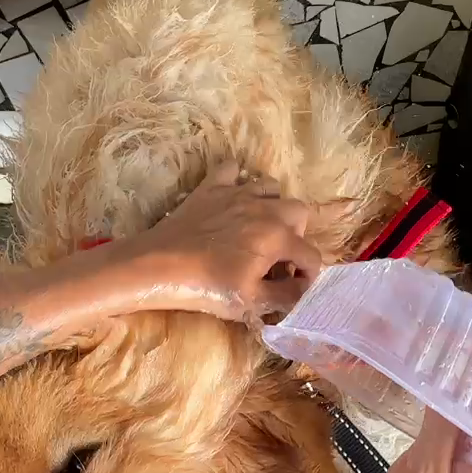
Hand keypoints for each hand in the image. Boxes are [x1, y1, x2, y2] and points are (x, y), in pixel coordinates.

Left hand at [115, 160, 323, 322]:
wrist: (160, 266)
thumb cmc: (208, 287)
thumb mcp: (251, 303)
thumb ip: (285, 296)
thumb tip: (303, 290)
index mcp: (278, 236)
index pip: (311, 254)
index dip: (309, 274)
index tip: (295, 286)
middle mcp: (264, 208)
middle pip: (299, 212)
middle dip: (296, 234)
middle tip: (278, 256)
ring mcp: (238, 192)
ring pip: (272, 187)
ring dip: (273, 206)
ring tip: (259, 227)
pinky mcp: (212, 187)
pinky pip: (232, 170)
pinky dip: (237, 180)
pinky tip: (232, 199)